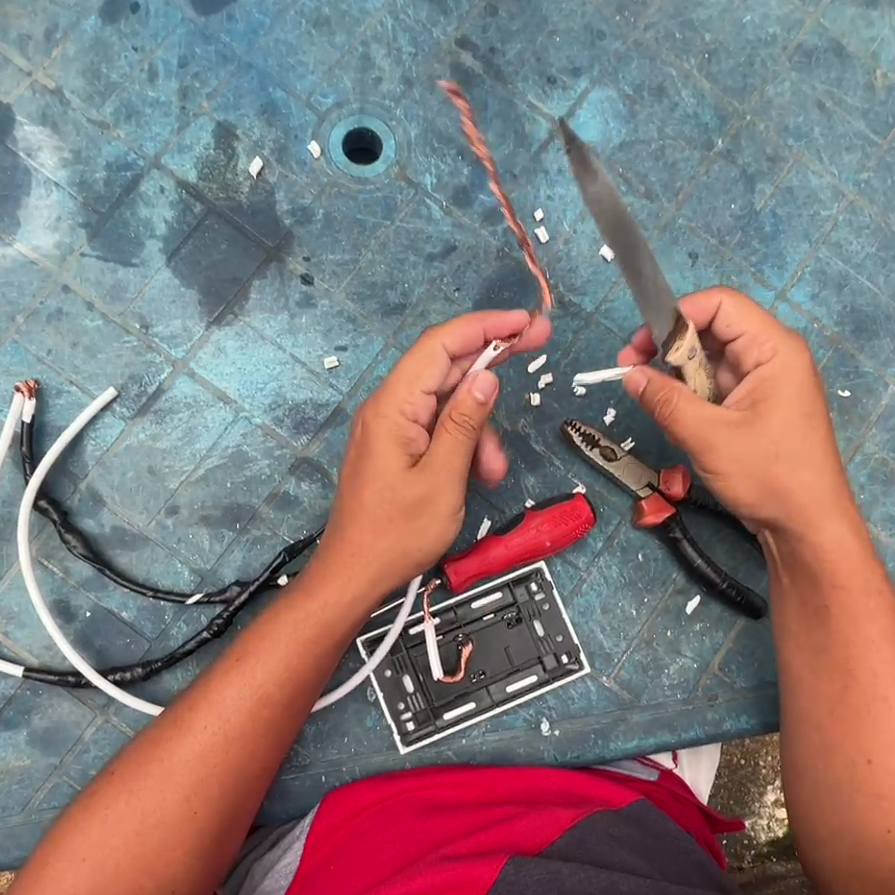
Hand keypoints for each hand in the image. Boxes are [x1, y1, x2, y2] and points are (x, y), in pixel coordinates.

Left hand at [312, 309, 552, 600]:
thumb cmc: (396, 535)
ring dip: (479, 427)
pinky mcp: (395, 446)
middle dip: (492, 362)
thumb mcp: (443, 479)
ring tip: (492, 470)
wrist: (355, 573)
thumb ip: (464, 423)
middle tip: (539, 344)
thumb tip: (486, 376)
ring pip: (446, 402)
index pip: (440, 345)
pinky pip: (435, 427)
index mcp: (393, 407)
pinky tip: (476, 473)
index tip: (525, 321)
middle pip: (445, 366)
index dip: (485, 326)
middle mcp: (387, 407)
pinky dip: (461, 443)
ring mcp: (390, 427)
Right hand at [618, 287, 856, 538]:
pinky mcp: (755, 407)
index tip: (639, 346)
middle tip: (630, 371)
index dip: (675, 316)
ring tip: (649, 398)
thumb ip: (666, 401)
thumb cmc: (769, 476)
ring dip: (676, 375)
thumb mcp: (709, 437)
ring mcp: (764, 383)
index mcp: (773, 350)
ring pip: (709, 361)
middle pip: (711, 330)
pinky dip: (689, 396)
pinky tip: (672, 415)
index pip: (719, 304)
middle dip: (668, 347)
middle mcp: (771, 357)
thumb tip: (630, 375)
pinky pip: (715, 387)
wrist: (806, 525)